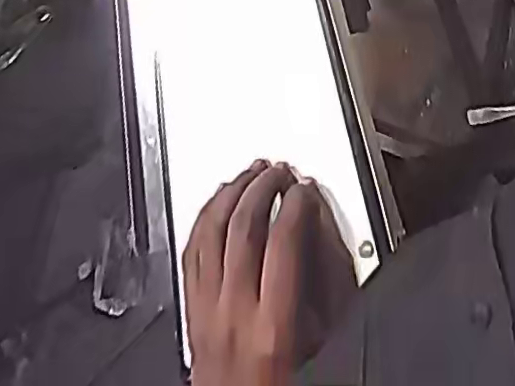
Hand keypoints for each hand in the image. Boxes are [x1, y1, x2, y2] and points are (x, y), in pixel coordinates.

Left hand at [184, 161, 358, 385]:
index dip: (297, 205)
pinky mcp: (190, 309)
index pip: (283, 241)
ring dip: (234, 191)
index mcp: (274, 328)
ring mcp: (206, 309)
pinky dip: (207, 214)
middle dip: (264, 186)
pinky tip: (219, 199)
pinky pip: (192, 247)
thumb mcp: (320, 343)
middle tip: (279, 171)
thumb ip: (324, 287)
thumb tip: (319, 231)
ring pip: (212, 229)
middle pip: (244, 226)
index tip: (306, 190)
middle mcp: (234, 313)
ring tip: (251, 173)